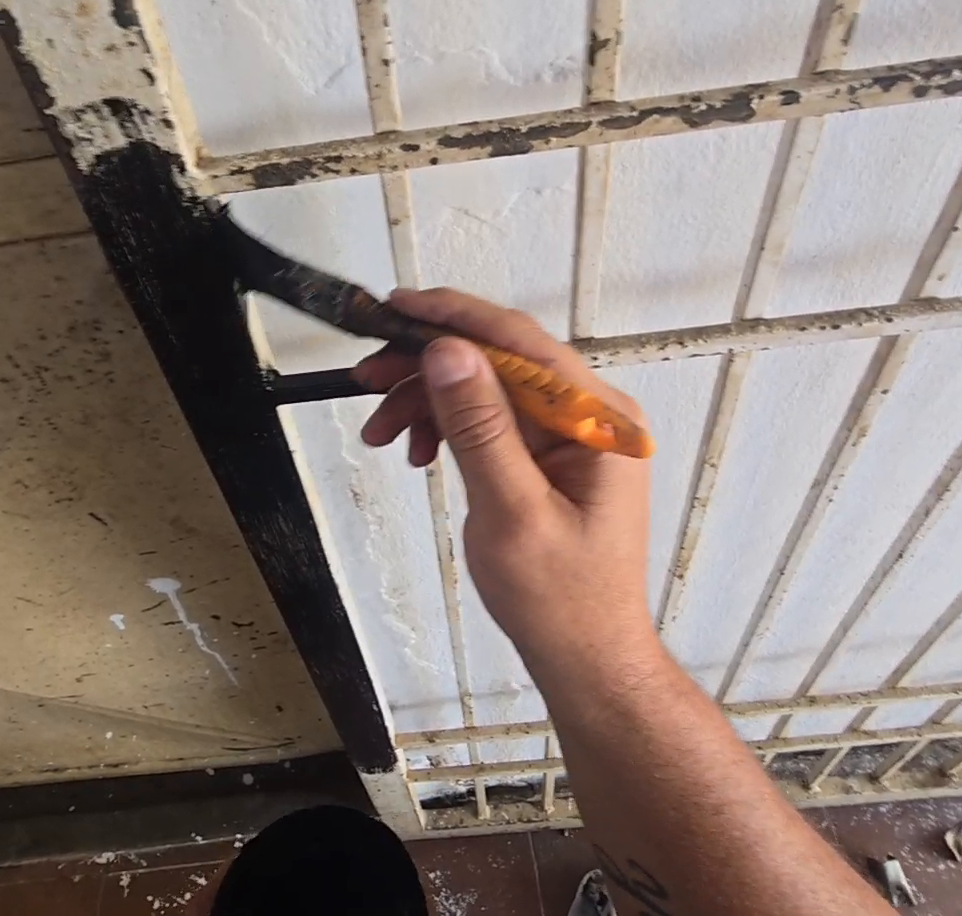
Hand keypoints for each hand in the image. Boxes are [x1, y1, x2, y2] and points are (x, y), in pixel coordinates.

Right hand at [352, 288, 659, 672]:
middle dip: (426, 366)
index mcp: (597, 417)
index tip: (394, 306)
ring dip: (427, 402)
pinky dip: (445, 428)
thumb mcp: (512, 511)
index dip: (453, 318)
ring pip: (483, 389)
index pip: (520, 343)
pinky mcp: (545, 453)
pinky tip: (417, 453)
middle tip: (365, 377)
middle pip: (497, 361)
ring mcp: (567, 432)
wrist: (584, 656)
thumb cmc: (559, 598)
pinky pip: (487, 420)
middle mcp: (587, 412)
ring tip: (381, 433)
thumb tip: (446, 349)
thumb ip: (480, 426)